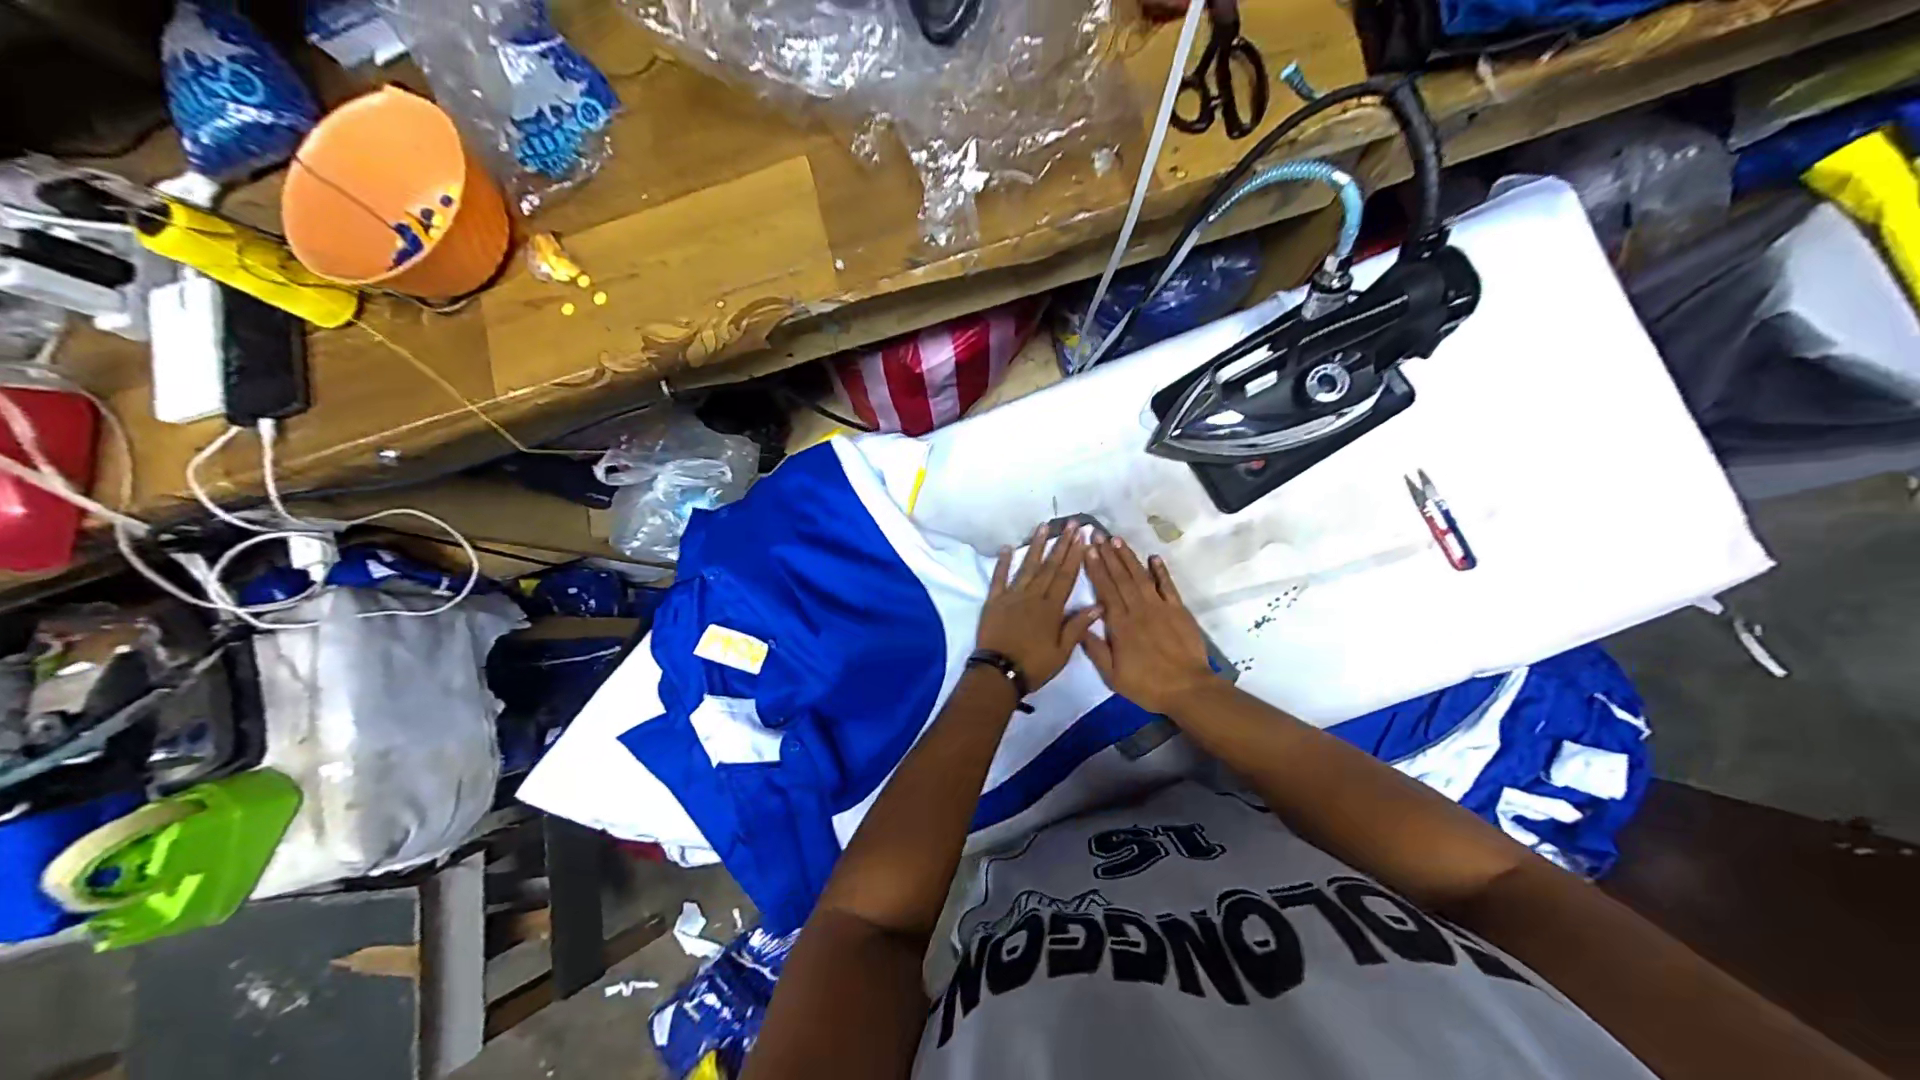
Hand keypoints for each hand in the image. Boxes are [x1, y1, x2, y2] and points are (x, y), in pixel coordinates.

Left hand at [976, 521, 1100, 691]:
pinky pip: (999, 577)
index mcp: (1051, 608)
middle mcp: (1033, 596)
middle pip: (1050, 566)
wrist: (999, 673)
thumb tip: (1098, 605)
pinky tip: (1008, 547)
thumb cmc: (1034, 665)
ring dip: (1036, 546)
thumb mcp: (1062, 652)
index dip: (1075, 555)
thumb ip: (1077, 627)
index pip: (1066, 576)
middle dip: (1062, 544)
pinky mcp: (993, 601)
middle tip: (1071, 523)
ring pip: (1027, 566)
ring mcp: (1012, 596)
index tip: (1083, 537)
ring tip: (1044, 526)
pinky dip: (1004, 562)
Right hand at [1080, 536, 1215, 713]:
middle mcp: (1138, 610)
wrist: (1188, 689)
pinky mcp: (1179, 610)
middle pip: (1121, 578)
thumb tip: (1082, 625)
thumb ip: (1096, 649)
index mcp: (1120, 625)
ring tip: (1118, 539)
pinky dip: (1160, 571)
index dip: (1096, 568)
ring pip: (1141, 577)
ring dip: (1129, 557)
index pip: (1105, 590)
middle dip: (1108, 555)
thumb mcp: (1112, 675)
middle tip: (1098, 535)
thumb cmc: (1147, 686)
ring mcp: (1160, 608)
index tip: (1088, 550)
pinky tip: (1153, 557)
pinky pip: (1168, 586)